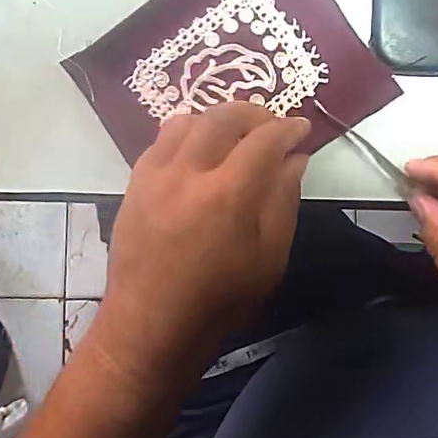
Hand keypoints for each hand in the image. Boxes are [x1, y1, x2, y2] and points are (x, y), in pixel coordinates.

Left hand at [89, 103, 310, 393]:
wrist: (151, 324)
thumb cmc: (220, 299)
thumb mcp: (270, 257)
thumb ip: (284, 200)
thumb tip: (295, 159)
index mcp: (228, 195)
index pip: (265, 139)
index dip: (289, 128)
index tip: (302, 127)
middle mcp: (188, 173)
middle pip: (223, 117)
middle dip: (254, 113)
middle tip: (271, 124)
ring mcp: (156, 175)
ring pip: (188, 120)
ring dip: (218, 118)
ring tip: (234, 132)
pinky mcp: (135, 182)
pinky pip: (161, 139)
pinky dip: (187, 132)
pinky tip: (198, 148)